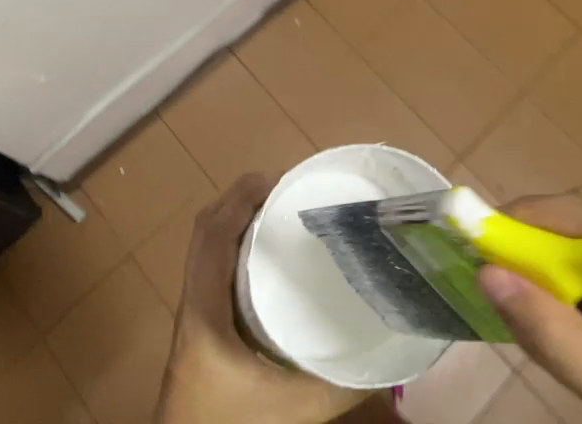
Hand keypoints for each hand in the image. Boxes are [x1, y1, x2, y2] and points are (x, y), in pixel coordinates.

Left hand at [156, 174, 371, 423]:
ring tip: (280, 214)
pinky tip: (267, 261)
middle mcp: (192, 299)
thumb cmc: (231, 423)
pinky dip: (235, 246)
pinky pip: (212, 268)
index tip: (280, 180)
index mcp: (204, 306)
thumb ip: (340, 384)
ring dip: (237, 221)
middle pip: (207, 229)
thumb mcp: (291, 408)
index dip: (240, 197)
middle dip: (243, 200)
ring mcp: (192, 312)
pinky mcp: (199, 326)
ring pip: (207, 247)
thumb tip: (389, 351)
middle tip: (288, 192)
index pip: (212, 231)